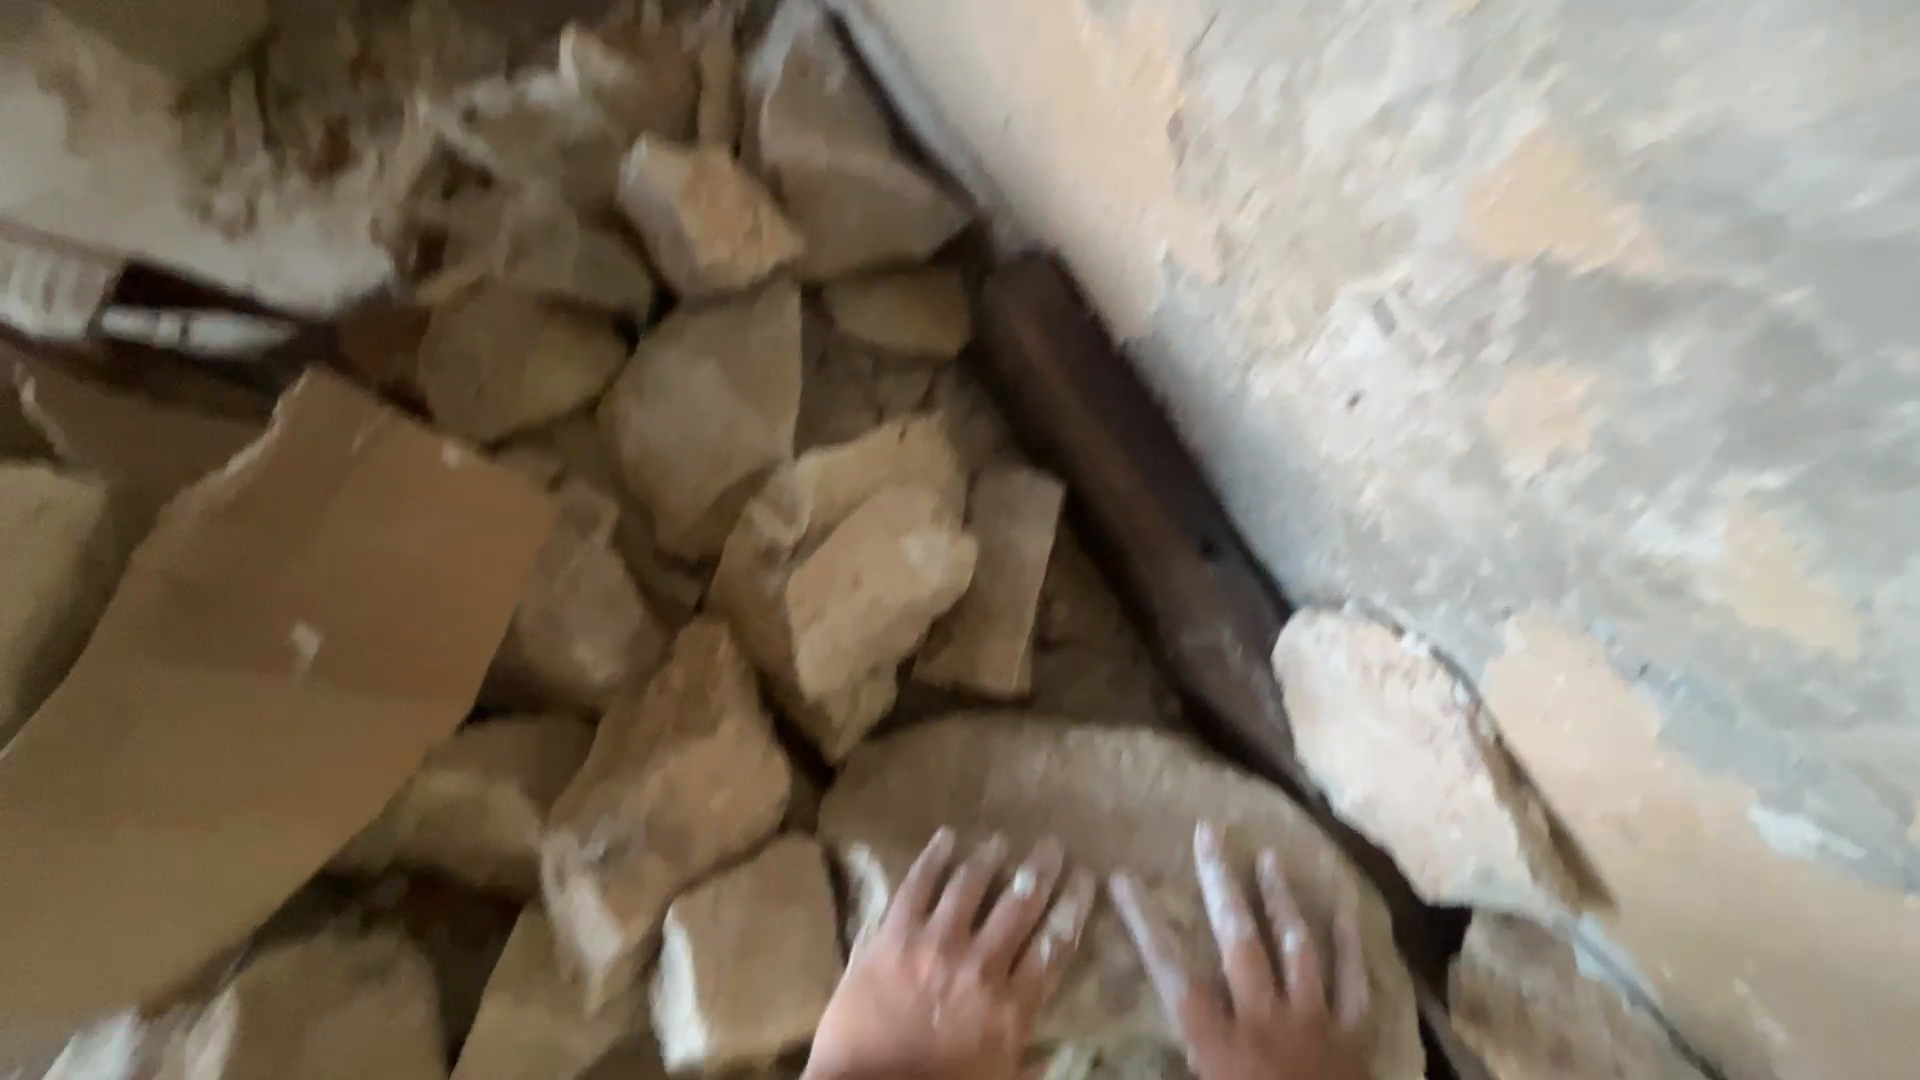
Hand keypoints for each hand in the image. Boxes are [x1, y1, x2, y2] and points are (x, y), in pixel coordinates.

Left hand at [804, 829, 1096, 1079]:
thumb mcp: (998, 1077)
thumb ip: (1024, 1049)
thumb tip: (1057, 1041)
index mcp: (1010, 1009)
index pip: (1054, 947)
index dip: (1073, 908)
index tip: (1084, 880)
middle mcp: (980, 967)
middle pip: (1020, 905)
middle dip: (1041, 870)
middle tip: (1050, 845)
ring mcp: (934, 944)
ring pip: (970, 885)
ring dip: (989, 858)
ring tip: (1000, 841)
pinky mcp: (893, 934)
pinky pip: (918, 884)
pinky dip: (934, 857)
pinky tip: (946, 838)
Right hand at [1109, 823, 1373, 1079]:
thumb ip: (1171, 1063)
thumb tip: (1113, 1062)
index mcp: (1219, 1044)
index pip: (1171, 970)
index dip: (1144, 922)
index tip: (1122, 877)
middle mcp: (1264, 1021)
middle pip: (1239, 939)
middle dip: (1220, 881)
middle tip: (1208, 832)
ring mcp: (1314, 1025)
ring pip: (1297, 947)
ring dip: (1280, 898)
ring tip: (1269, 856)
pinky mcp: (1353, 1039)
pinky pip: (1353, 984)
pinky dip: (1348, 947)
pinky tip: (1343, 911)